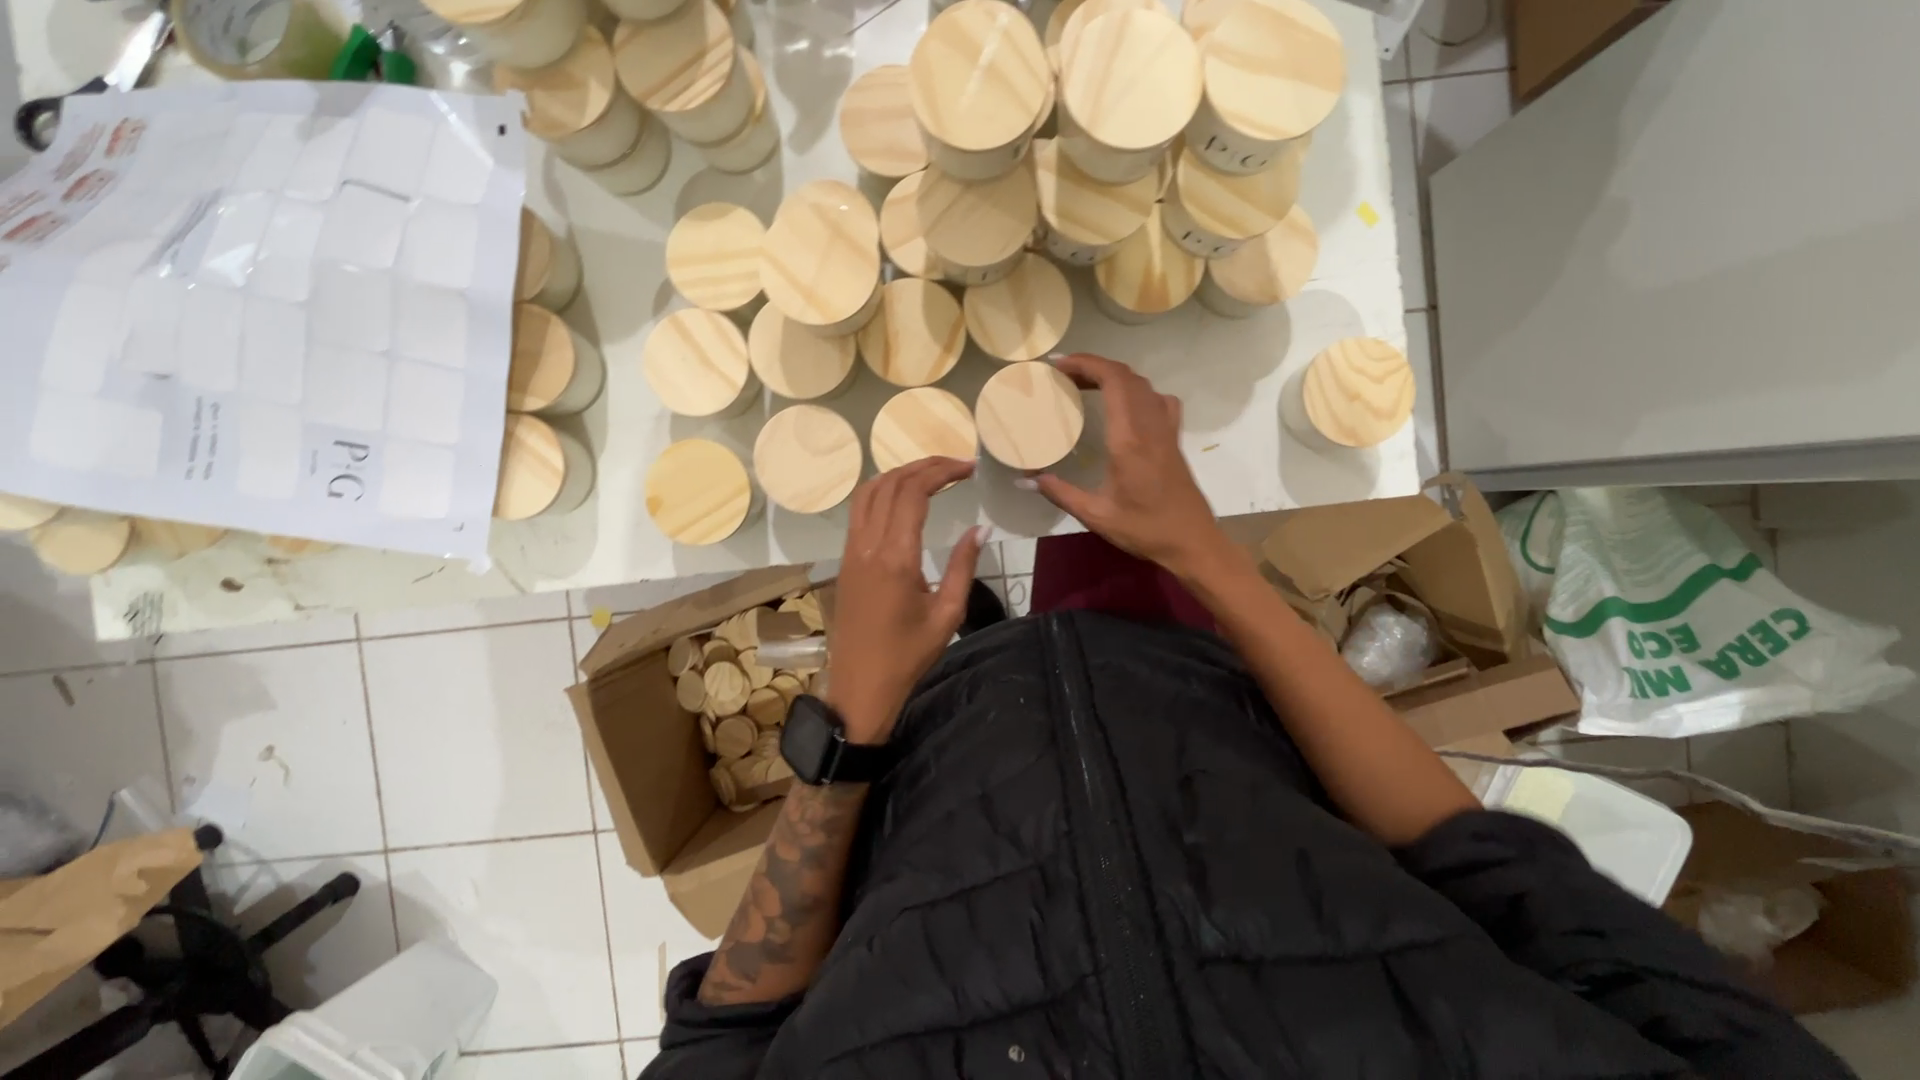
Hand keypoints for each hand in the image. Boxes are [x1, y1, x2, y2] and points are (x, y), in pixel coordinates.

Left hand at [827, 457, 985, 743]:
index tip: (968, 468)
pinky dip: (881, 491)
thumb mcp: (947, 614)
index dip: (941, 472)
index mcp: (896, 557)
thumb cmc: (908, 656)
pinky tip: (902, 497)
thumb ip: (963, 567)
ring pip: (868, 492)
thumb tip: (979, 529)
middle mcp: (868, 545)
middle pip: (891, 483)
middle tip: (957, 465)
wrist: (860, 686)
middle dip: (924, 465)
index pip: (913, 493)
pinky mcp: (845, 561)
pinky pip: (858, 511)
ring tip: (931, 474)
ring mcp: (851, 551)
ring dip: (898, 474)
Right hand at [1037, 353, 1235, 580]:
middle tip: (1064, 376)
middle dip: (1094, 366)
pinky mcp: (1174, 439)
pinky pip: (1158, 401)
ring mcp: (1167, 430)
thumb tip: (1027, 480)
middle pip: (1126, 376)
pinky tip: (1125, 407)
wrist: (1192, 542)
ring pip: (1143, 385)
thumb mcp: (1096, 515)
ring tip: (1087, 386)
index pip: (1113, 381)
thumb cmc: (1145, 529)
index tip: (1058, 366)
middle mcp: (1150, 426)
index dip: (1086, 363)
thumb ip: (1060, 493)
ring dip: (1114, 377)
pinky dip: (1137, 392)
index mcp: (1129, 439)